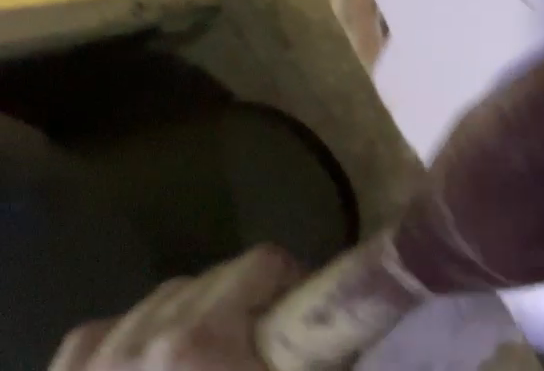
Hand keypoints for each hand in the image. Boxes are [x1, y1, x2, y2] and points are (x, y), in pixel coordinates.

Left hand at [51, 247, 304, 370]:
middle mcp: (141, 338)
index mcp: (199, 336)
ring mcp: (94, 360)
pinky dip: (134, 332)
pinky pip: (103, 328)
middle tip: (254, 337)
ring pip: (166, 295)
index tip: (292, 315)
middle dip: (244, 297)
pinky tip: (151, 357)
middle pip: (217, 274)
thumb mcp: (284, 365)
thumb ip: (315, 325)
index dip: (289, 281)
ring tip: (206, 352)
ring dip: (194, 312)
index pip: (264, 261)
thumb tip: (370, 270)